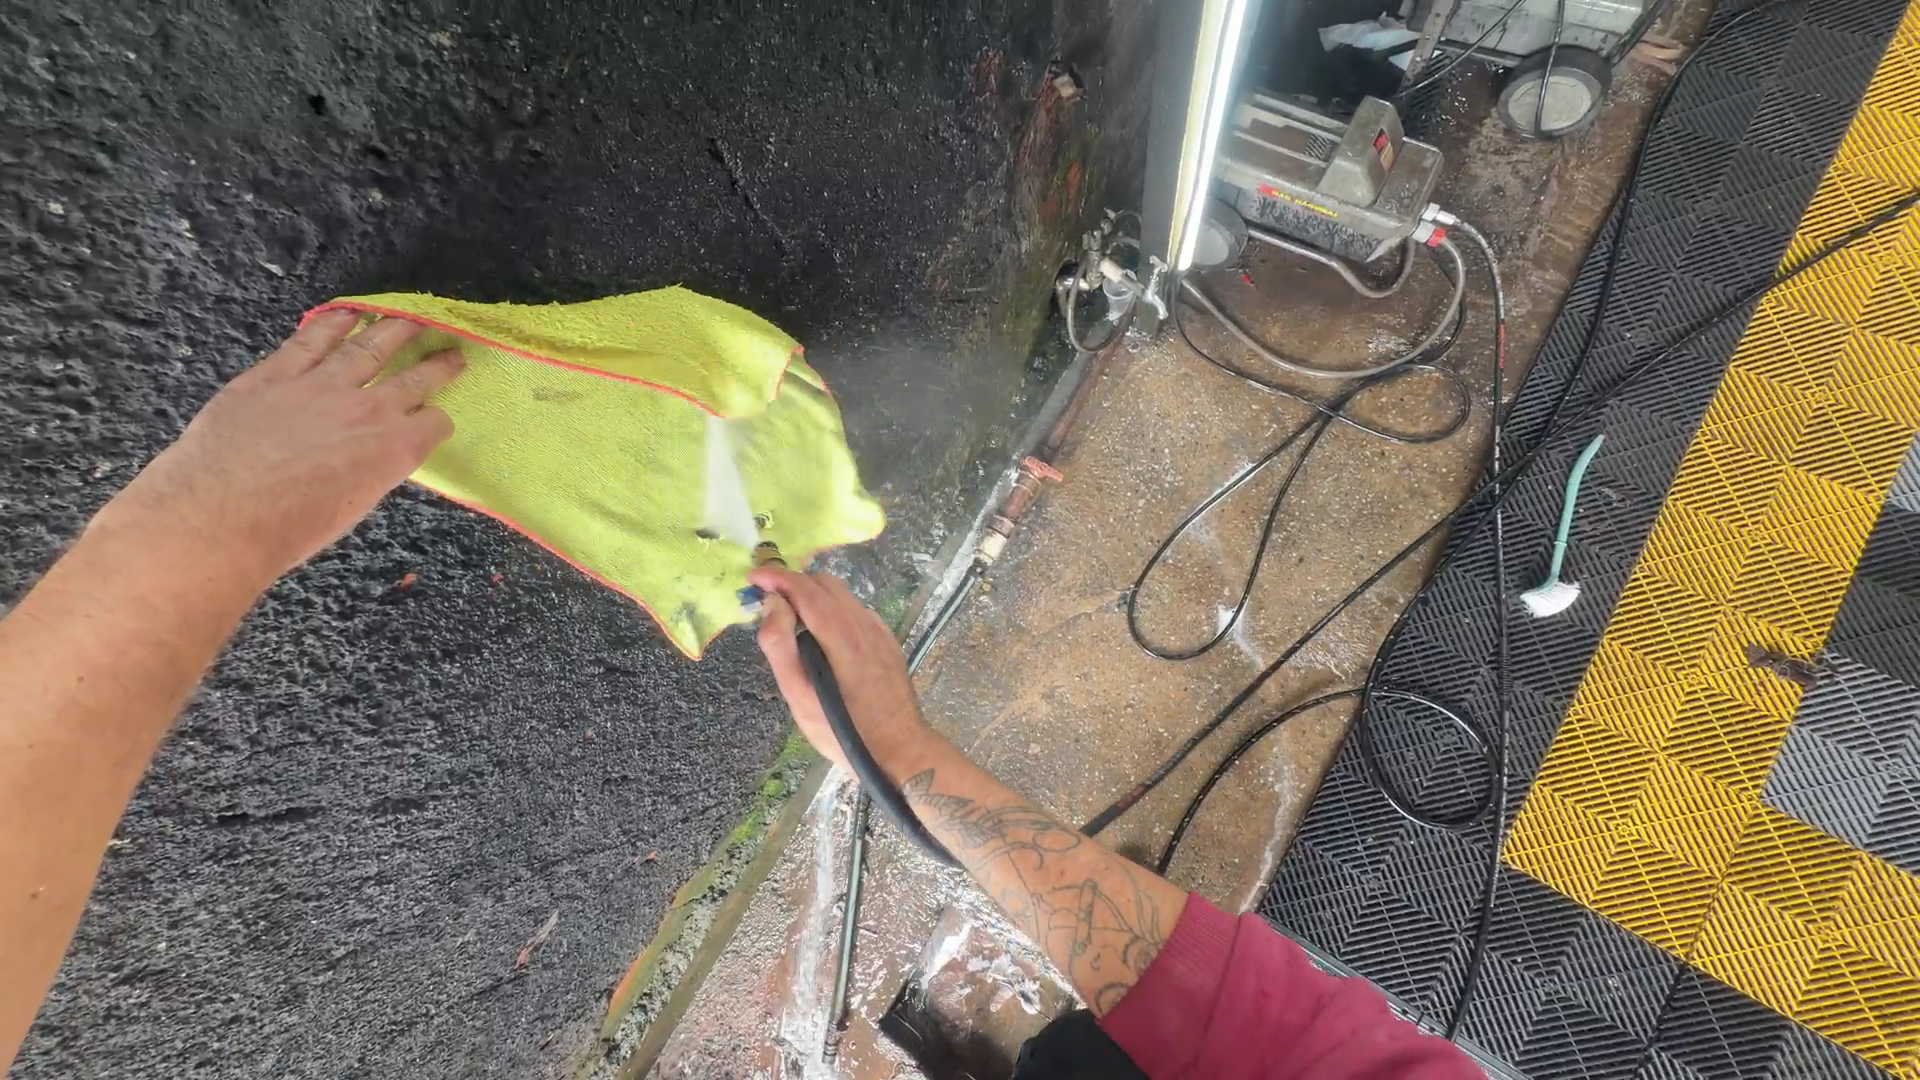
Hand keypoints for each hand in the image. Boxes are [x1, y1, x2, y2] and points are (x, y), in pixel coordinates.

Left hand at [94, 311, 466, 588]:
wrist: (220, 517)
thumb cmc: (295, 526)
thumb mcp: (360, 501)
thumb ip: (377, 464)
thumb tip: (374, 451)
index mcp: (399, 448)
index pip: (436, 422)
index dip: (436, 421)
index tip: (432, 421)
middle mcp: (371, 410)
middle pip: (417, 378)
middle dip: (439, 364)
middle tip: (452, 352)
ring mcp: (322, 387)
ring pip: (369, 347)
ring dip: (395, 329)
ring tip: (410, 319)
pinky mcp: (275, 375)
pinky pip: (311, 340)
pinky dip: (333, 324)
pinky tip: (348, 313)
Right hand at [750, 567, 935, 774]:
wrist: (898, 748)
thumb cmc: (842, 730)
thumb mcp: (799, 694)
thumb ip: (781, 645)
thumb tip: (772, 604)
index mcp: (842, 634)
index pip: (805, 588)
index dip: (776, 577)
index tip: (754, 578)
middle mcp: (865, 623)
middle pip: (825, 584)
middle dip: (793, 584)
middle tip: (767, 601)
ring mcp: (880, 630)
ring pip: (842, 595)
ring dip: (813, 596)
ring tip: (789, 618)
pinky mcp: (887, 641)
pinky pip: (856, 611)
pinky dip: (833, 610)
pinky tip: (822, 635)